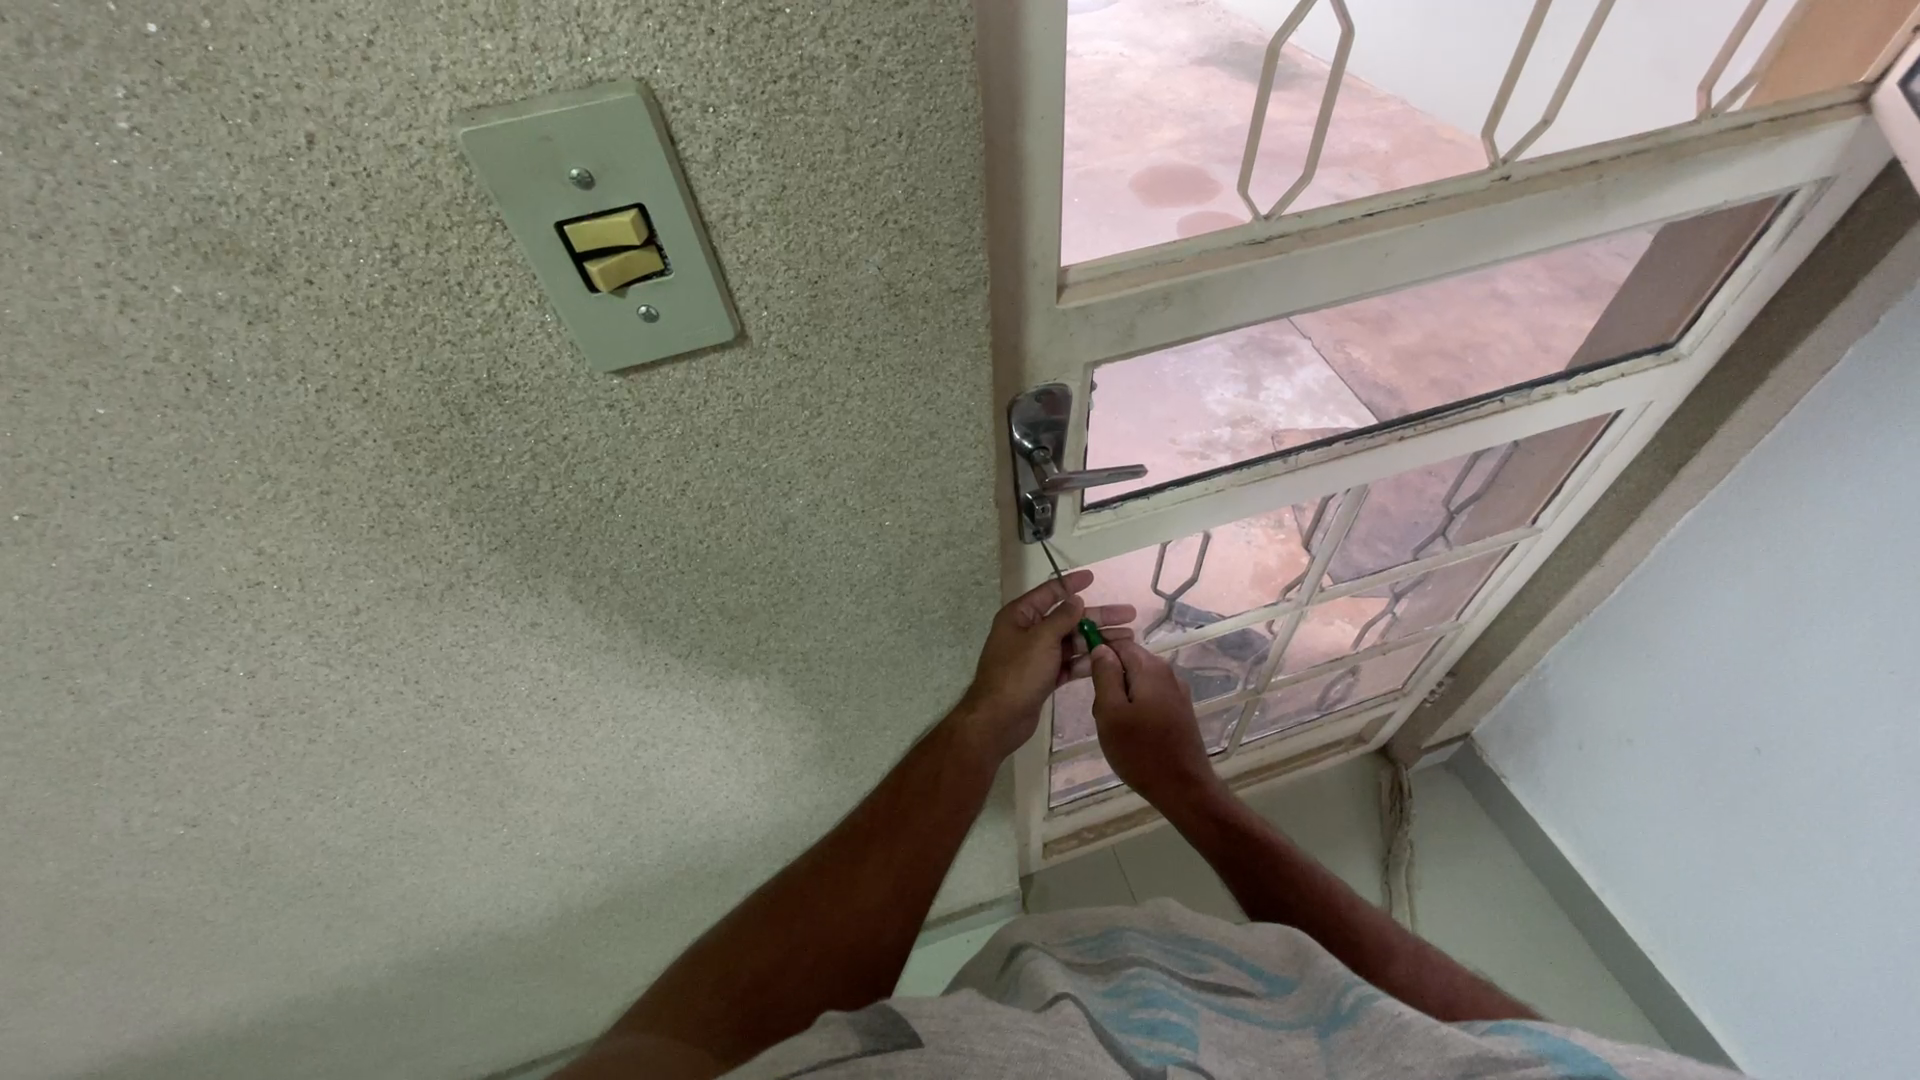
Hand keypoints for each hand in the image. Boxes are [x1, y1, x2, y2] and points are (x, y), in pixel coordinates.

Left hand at [956, 569, 1135, 760]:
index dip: (1071, 584)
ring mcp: (1037, 655)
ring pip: (1072, 642)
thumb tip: (1076, 599)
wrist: (999, 718)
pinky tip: (1110, 660)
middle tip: (1129, 615)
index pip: (1049, 592)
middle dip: (1097, 617)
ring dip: (1097, 640)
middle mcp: (1028, 631)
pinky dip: (1087, 661)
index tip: (1093, 578)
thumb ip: (1062, 618)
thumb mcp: (1041, 639)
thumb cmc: (1017, 672)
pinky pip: (1069, 663)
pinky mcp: (1044, 676)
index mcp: (1020, 615)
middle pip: (1067, 619)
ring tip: (1128, 639)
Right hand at [1089, 639, 1225, 807]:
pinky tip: (1131, 732)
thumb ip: (1105, 675)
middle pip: (1129, 662)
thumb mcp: (1110, 712)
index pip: (1119, 644)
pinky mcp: (1180, 711)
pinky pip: (1150, 697)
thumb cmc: (1140, 751)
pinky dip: (1136, 708)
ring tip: (1114, 726)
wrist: (1183, 788)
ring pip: (1138, 682)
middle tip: (1100, 711)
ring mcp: (1177, 692)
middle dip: (1110, 679)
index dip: (1098, 653)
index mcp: (1150, 668)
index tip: (1085, 677)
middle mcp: (1168, 673)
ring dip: (1121, 697)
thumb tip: (1101, 648)